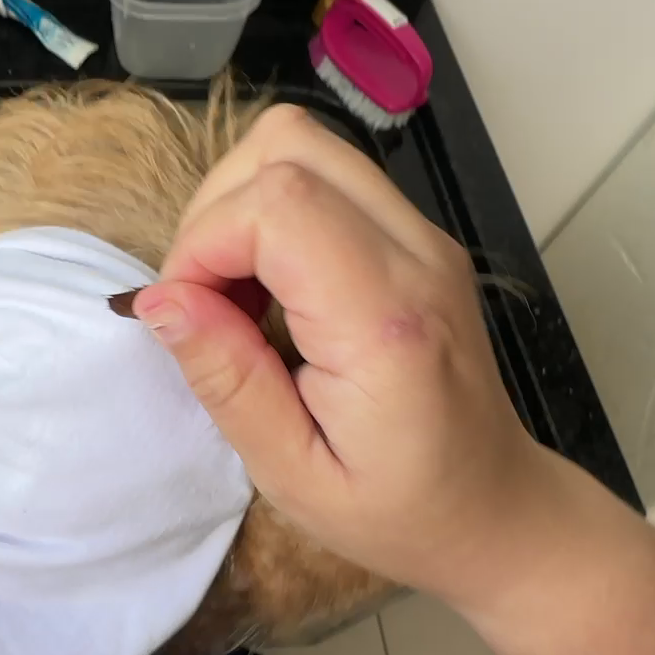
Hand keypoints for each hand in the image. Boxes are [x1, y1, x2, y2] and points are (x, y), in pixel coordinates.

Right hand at [133, 105, 558, 593]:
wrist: (495, 505)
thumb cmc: (396, 509)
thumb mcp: (291, 472)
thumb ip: (226, 379)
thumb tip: (159, 300)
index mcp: (387, 319)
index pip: (277, 203)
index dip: (203, 244)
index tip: (188, 316)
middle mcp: (415, 252)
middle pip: (286, 146)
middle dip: (215, 213)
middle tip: (209, 300)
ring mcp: (421, 234)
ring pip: (300, 144)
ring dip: (239, 207)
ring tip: (237, 291)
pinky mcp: (413, 234)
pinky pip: (321, 177)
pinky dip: (269, 215)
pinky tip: (271, 287)